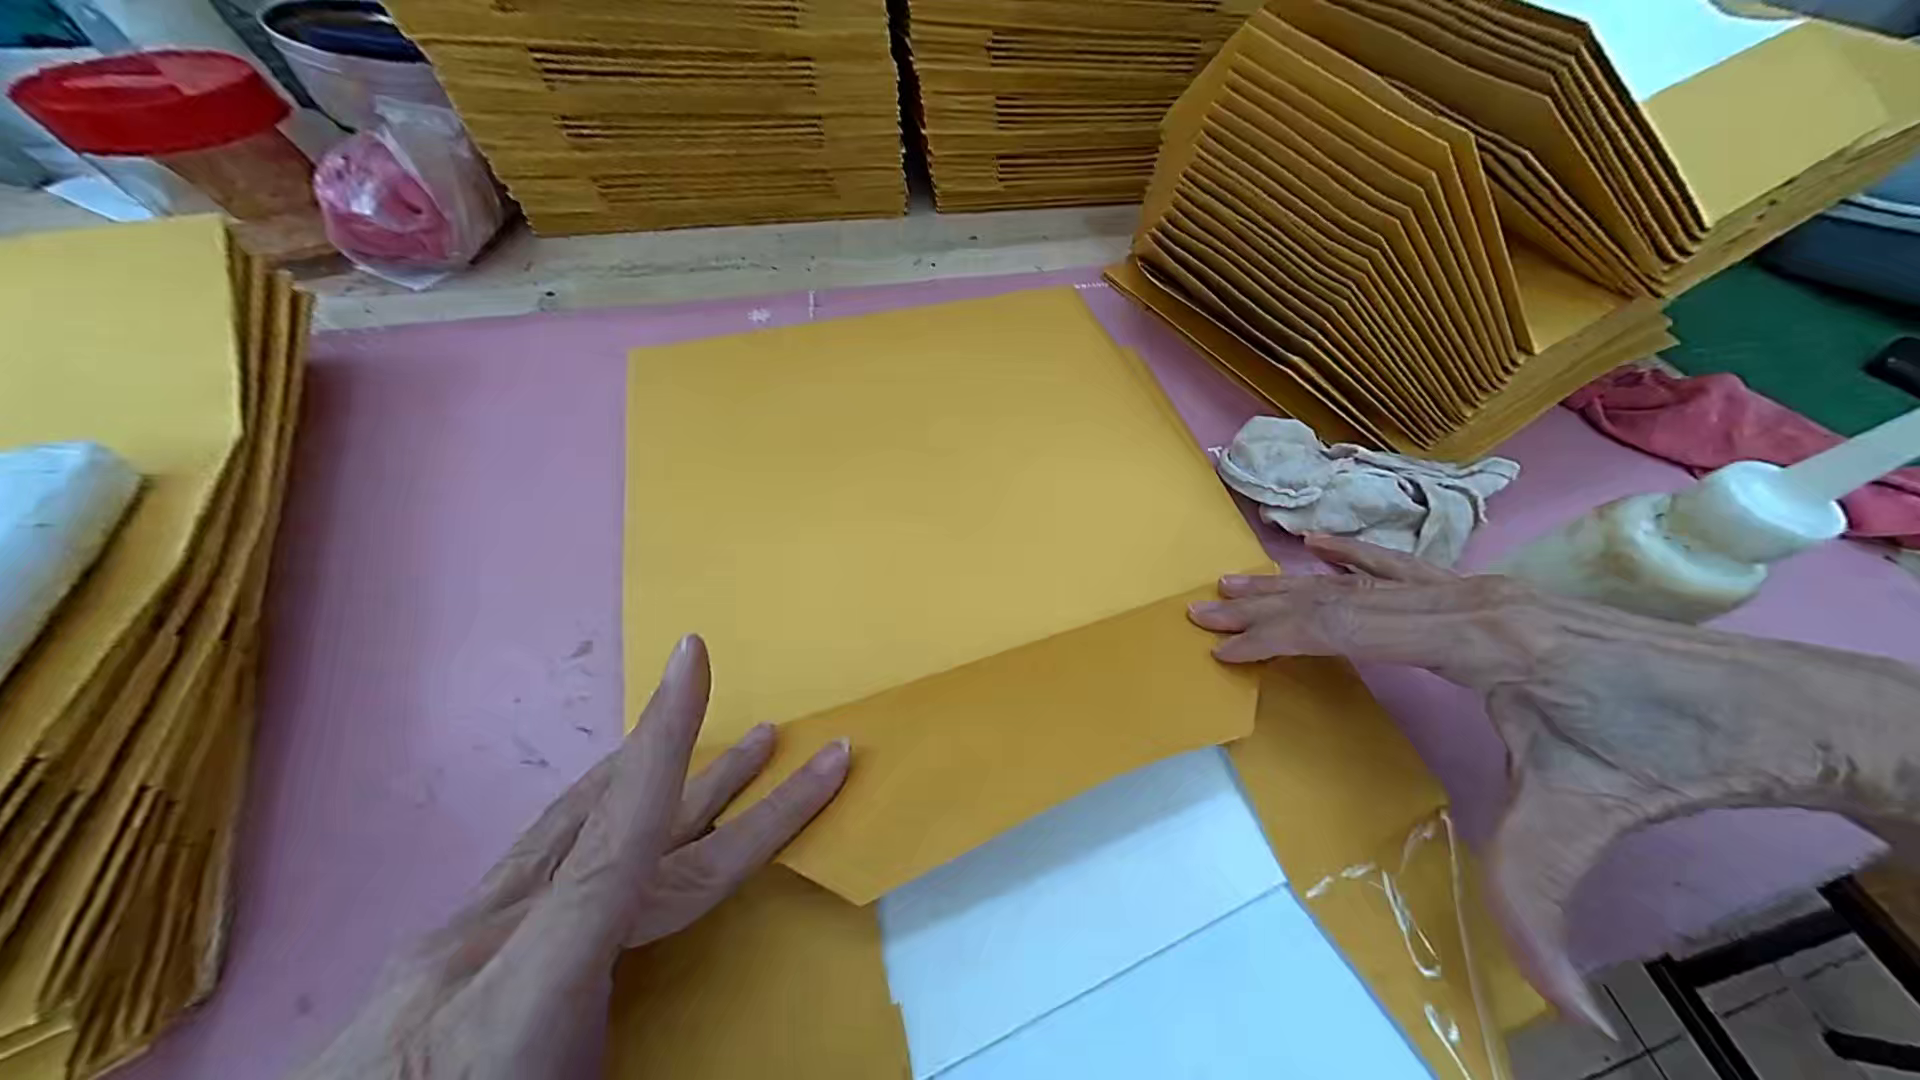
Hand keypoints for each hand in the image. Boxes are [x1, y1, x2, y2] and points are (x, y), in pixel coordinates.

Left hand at [292, 635, 849, 1079]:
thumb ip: (646, 1057)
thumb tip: (749, 1071)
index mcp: (517, 1002)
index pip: (616, 849)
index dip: (664, 745)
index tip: (693, 658)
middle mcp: (483, 947)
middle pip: (624, 834)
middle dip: (716, 780)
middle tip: (773, 732)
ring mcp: (454, 939)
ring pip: (578, 828)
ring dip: (661, 778)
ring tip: (728, 754)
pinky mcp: (441, 945)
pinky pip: (543, 852)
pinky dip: (602, 804)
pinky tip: (622, 796)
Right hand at [1188, 535, 1919, 1033]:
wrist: (1775, 706)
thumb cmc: (1675, 753)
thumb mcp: (1591, 822)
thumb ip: (1544, 902)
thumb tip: (1559, 1012)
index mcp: (1478, 643)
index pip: (1349, 629)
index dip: (1278, 638)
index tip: (1223, 648)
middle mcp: (1469, 601)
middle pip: (1341, 598)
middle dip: (1264, 606)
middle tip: (1202, 608)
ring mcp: (1480, 589)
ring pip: (1364, 579)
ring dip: (1292, 581)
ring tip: (1235, 580)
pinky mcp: (1491, 592)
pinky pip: (1402, 567)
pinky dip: (1350, 556)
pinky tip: (1318, 543)